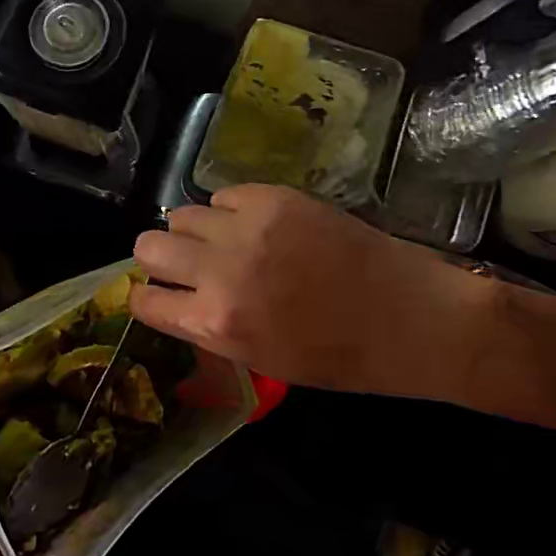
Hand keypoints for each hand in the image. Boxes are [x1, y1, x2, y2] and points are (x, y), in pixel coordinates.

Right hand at [130, 185, 497, 396]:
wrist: (411, 317)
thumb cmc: (340, 357)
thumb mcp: (262, 360)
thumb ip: (210, 328)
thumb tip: (178, 300)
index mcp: (216, 323)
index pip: (144, 300)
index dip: (146, 297)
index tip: (159, 293)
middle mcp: (221, 272)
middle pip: (148, 246)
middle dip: (158, 258)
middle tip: (186, 264)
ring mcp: (247, 228)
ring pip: (180, 214)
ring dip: (193, 231)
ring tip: (224, 242)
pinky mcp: (274, 198)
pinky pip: (223, 195)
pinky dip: (230, 211)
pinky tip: (255, 225)